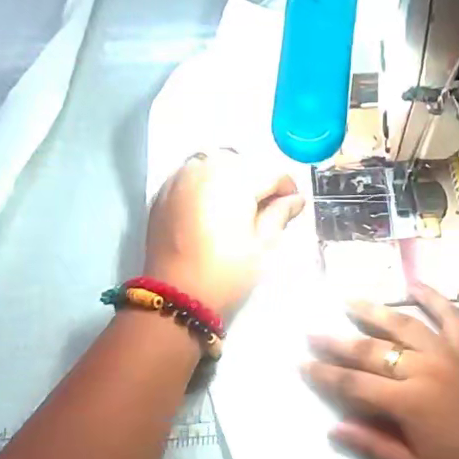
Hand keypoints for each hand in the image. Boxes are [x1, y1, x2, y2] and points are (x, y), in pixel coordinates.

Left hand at [143, 151, 305, 316]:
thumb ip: (279, 214)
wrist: (176, 295)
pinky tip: (211, 210)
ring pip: (213, 165)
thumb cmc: (227, 271)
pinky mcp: (162, 193)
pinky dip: (205, 186)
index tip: (292, 207)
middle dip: (256, 182)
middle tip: (264, 210)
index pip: (271, 173)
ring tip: (236, 209)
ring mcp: (179, 178)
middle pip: (241, 164)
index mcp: (235, 180)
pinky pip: (191, 177)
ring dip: (230, 180)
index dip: (287, 189)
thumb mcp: (262, 244)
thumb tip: (296, 200)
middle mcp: (205, 168)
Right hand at [304, 284, 458, 458]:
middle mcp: (423, 368)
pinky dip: (431, 297)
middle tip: (313, 332)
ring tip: (349, 301)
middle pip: (372, 350)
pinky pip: (450, 314)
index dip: (323, 374)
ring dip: (374, 311)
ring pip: (404, 324)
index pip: (353, 384)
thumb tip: (334, 428)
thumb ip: (373, 445)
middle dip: (338, 341)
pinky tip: (413, 284)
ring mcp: (450, 353)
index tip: (301, 362)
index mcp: (406, 402)